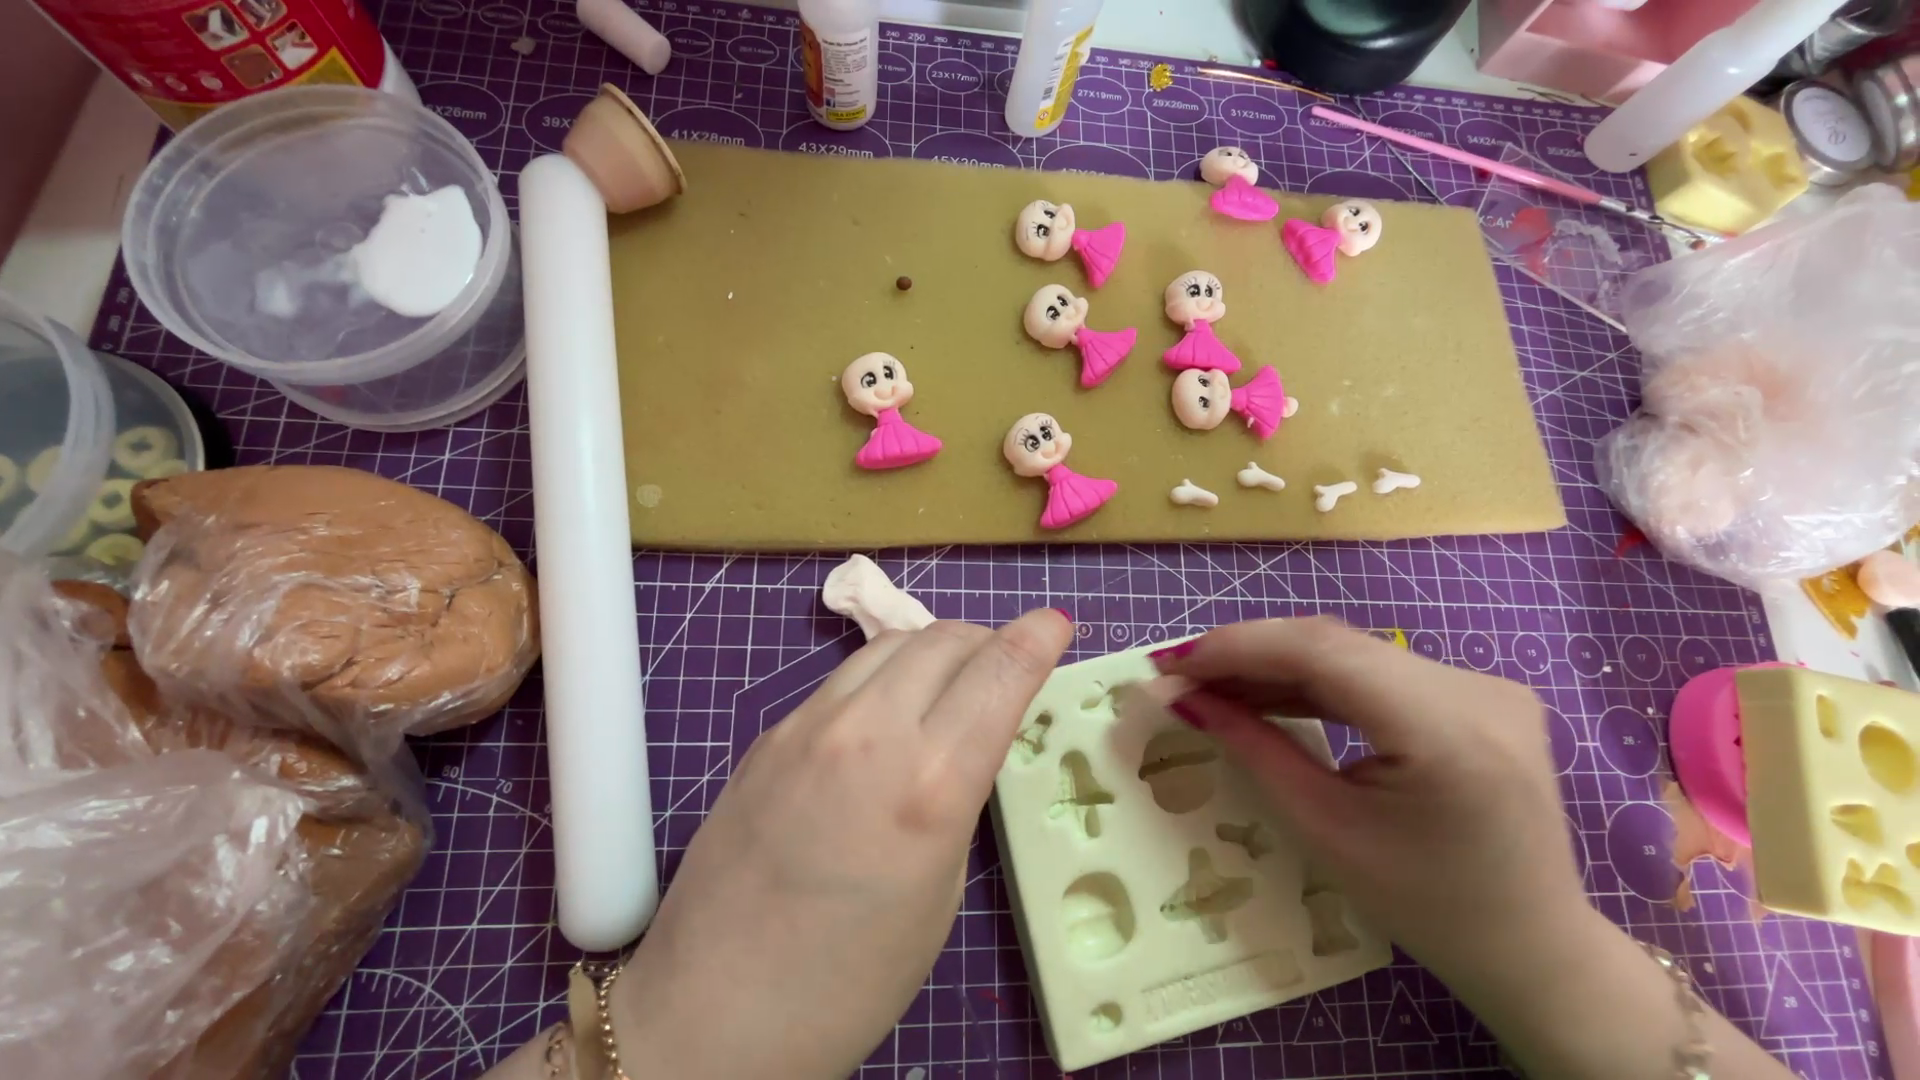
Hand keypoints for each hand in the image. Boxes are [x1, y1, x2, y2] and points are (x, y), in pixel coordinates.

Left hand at [612, 611, 1072, 1078]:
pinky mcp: (769, 733)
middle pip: (943, 638)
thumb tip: (964, 742)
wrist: (714, 1008)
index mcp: (929, 784)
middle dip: (986, 640)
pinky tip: (883, 720)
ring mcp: (808, 725)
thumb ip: (956, 797)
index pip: (998, 672)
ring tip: (948, 684)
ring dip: (933, 651)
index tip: (1056, 623)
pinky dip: (883, 679)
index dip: (1037, 638)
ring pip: (889, 645)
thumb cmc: (851, 979)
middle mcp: (869, 732)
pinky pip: (843, 680)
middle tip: (1003, 666)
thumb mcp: (939, 892)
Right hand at [1146, 616, 1587, 988]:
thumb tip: (1184, 697)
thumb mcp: (1323, 828)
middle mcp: (1475, 688)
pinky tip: (1270, 692)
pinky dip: (1317, 678)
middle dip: (1248, 653)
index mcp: (1448, 730)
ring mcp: (1484, 684)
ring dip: (1276, 663)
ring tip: (1213, 685)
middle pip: (1333, 644)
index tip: (1171, 663)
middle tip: (1181, 674)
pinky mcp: (1478, 692)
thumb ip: (1252, 748)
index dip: (1236, 648)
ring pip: (1351, 651)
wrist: (1531, 946)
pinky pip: (1377, 669)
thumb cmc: (1424, 906)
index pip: (1321, 652)